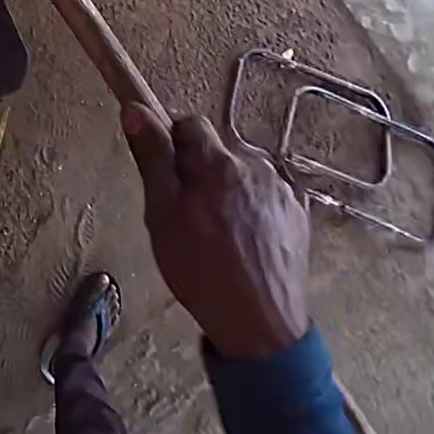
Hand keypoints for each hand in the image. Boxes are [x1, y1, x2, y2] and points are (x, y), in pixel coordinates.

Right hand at [121, 103, 309, 358]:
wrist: (260, 323)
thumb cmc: (198, 266)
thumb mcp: (160, 212)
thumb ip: (152, 157)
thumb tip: (135, 110)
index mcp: (218, 162)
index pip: (188, 123)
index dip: (170, 144)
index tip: (163, 176)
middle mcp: (256, 166)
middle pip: (215, 149)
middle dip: (196, 169)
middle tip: (181, 211)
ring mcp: (282, 191)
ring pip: (239, 172)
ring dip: (223, 187)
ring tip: (213, 230)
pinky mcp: (298, 215)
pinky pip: (262, 194)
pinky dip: (247, 206)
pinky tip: (240, 238)